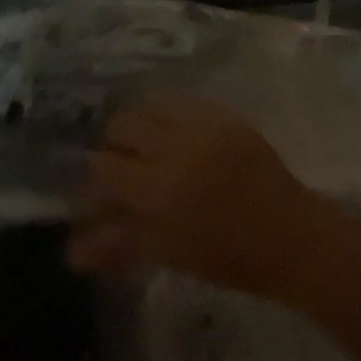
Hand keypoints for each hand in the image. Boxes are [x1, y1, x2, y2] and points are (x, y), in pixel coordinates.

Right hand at [65, 97, 328, 298]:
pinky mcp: (226, 116)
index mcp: (156, 188)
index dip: (94, 177)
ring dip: (141, 124)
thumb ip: (117, 244)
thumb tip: (73, 249)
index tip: (97, 189)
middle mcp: (175, 147)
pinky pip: (184, 104)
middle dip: (115, 143)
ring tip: (147, 146)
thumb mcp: (165, 252)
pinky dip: (170, 116)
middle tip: (121, 165)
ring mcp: (203, 125)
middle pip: (123, 124)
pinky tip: (176, 136)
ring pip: (152, 105)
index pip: (102, 165)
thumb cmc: (225, 256)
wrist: (287, 235)